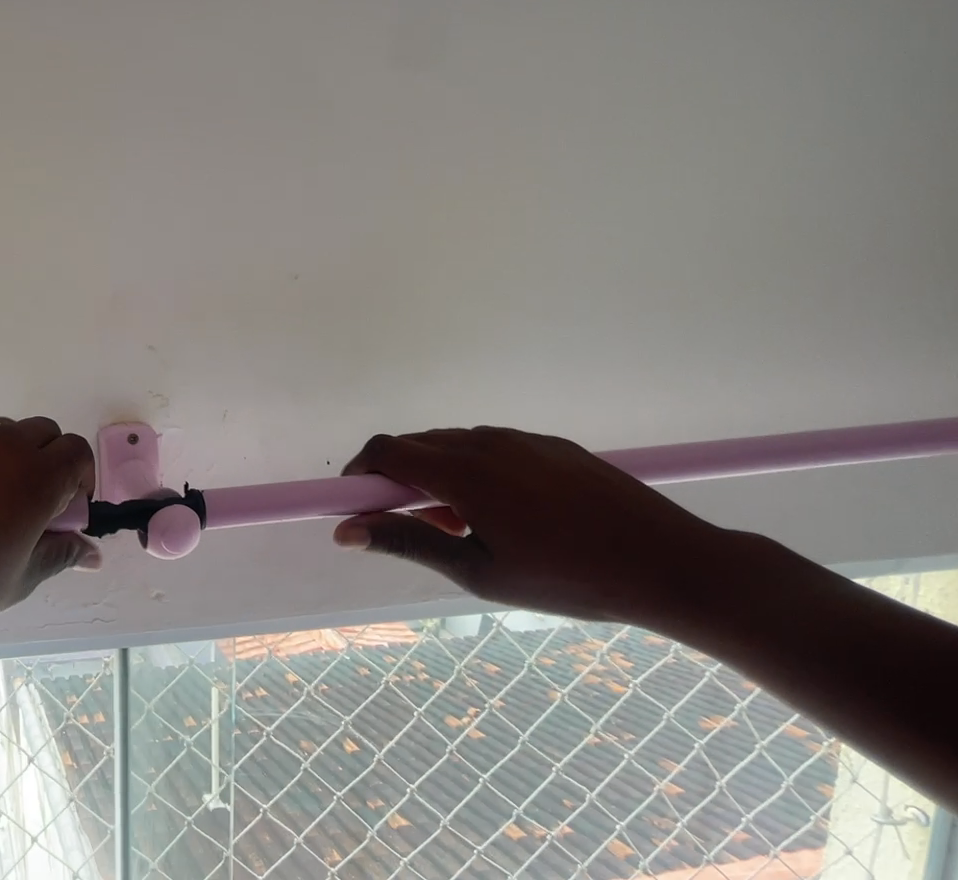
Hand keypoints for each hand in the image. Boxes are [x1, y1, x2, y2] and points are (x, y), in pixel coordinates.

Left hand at [0, 416, 100, 645]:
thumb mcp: (19, 579)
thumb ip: (58, 555)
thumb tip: (90, 554)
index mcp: (34, 478)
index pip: (76, 451)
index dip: (82, 478)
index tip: (69, 512)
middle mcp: (1, 449)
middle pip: (43, 432)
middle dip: (52, 460)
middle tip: (40, 507)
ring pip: (5, 433)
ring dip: (16, 456)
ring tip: (1, 507)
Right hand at [332, 427, 738, 625]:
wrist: (673, 565)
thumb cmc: (568, 578)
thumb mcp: (478, 570)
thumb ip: (407, 542)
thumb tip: (345, 531)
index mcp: (462, 471)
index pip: (385, 450)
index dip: (360, 472)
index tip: (359, 504)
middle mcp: (486, 441)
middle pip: (417, 444)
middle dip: (399, 479)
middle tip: (416, 527)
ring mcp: (523, 439)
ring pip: (455, 445)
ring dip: (438, 476)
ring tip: (465, 527)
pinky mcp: (553, 445)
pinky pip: (493, 448)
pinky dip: (476, 471)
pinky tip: (507, 514)